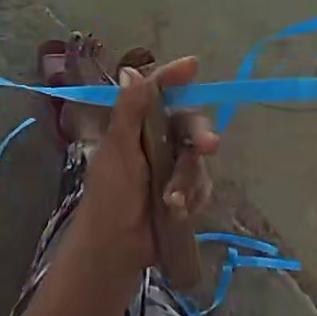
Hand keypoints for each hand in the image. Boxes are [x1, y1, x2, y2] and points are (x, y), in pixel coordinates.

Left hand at [74, 57, 221, 275]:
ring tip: (171, 201)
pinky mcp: (183, 193)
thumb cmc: (110, 197)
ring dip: (187, 179)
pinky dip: (192, 198)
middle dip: (197, 136)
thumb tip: (130, 68)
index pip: (155, 94)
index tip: (192, 66)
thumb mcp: (118, 150)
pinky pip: (201, 186)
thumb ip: (128, 110)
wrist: (117, 249)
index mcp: (133, 127)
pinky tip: (178, 212)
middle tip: (206, 147)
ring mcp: (169, 168)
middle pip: (187, 124)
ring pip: (197, 159)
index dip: (173, 78)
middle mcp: (153, 143)